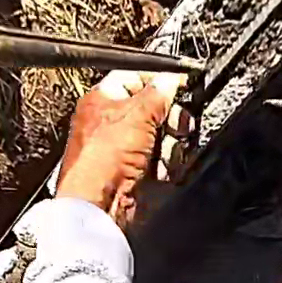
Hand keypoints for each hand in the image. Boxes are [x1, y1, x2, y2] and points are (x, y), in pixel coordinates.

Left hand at [56, 71, 195, 230]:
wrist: (100, 203)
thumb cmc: (104, 158)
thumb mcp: (137, 115)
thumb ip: (157, 93)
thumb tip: (170, 80)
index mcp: (103, 100)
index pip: (136, 79)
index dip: (158, 82)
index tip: (180, 86)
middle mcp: (112, 123)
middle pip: (153, 111)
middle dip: (169, 120)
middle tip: (176, 127)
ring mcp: (123, 149)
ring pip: (160, 138)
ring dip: (169, 146)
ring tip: (164, 154)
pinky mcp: (134, 172)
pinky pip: (159, 161)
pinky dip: (165, 166)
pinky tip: (160, 171)